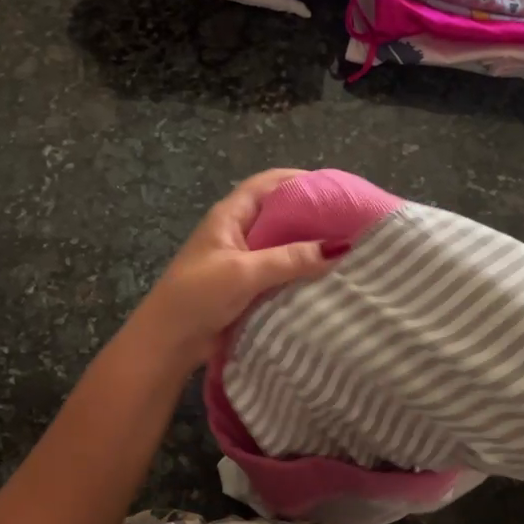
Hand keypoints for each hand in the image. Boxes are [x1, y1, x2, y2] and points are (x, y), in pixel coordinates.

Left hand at [128, 169, 344, 364]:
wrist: (168, 342)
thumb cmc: (197, 296)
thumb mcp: (244, 272)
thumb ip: (290, 258)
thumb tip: (341, 246)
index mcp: (229, 216)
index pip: (268, 183)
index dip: (301, 180)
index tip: (338, 189)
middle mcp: (237, 232)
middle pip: (280, 213)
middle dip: (314, 216)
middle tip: (355, 223)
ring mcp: (242, 261)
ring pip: (283, 245)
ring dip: (310, 248)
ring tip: (352, 251)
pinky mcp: (247, 288)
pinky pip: (281, 273)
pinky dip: (302, 273)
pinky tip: (329, 281)